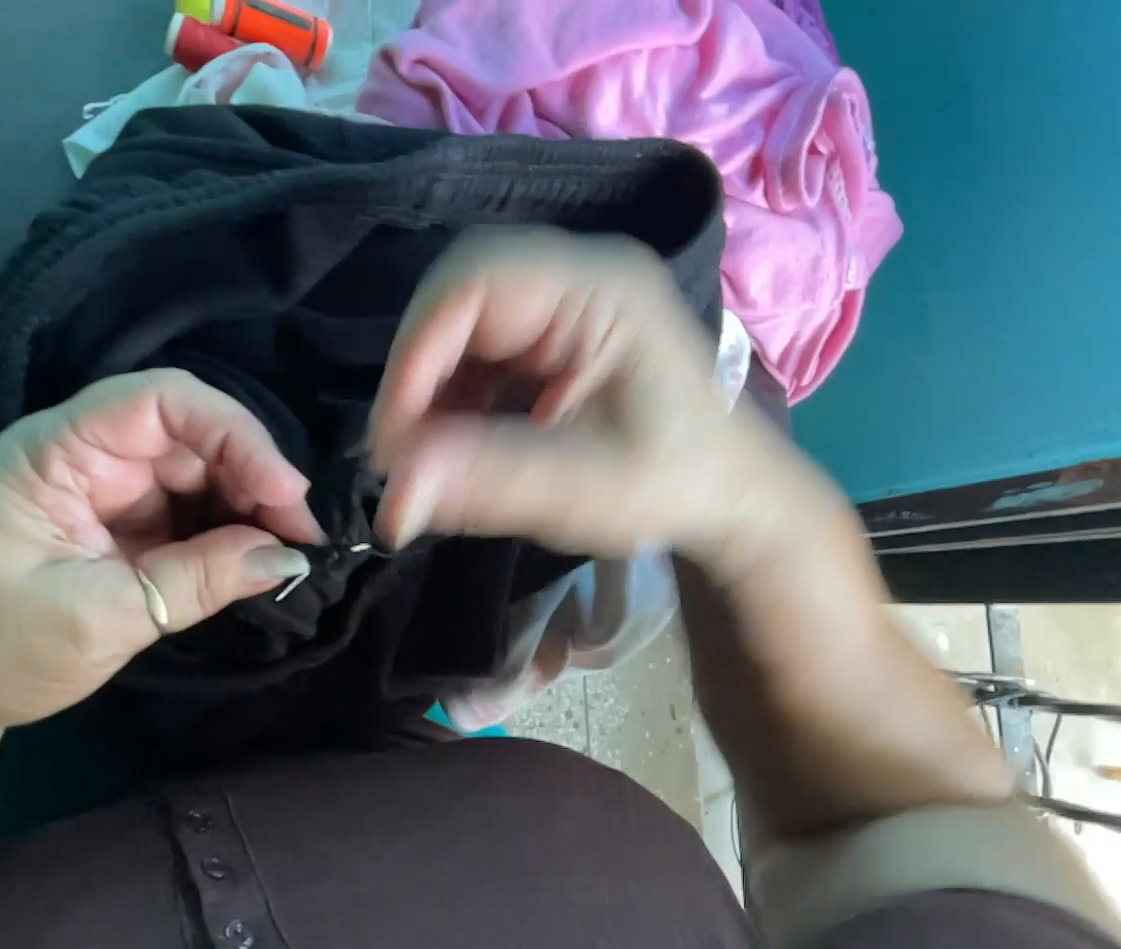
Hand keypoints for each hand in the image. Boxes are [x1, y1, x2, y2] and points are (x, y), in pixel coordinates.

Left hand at [0, 369, 321, 746]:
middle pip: (192, 436)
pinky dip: (229, 536)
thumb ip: (196, 581)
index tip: (286, 495)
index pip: (161, 401)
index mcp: (58, 451)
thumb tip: (288, 556)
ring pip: (199, 475)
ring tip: (287, 554)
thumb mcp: (96, 619)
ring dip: (249, 509)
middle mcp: (86, 457)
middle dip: (255, 477)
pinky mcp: (121, 530)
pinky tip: (256, 561)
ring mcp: (106, 493)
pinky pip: (190, 516)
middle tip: (301, 539)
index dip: (235, 434)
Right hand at [367, 227, 854, 572]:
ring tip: (424, 457)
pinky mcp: (554, 337)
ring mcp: (566, 306)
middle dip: (418, 373)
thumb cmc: (676, 487)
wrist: (730, 497)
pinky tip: (454, 446)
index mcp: (602, 290)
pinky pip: (478, 351)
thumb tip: (391, 496)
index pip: (476, 280)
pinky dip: (452, 399)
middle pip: (459, 295)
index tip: (394, 434)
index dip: (417, 350)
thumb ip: (488, 485)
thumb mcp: (584, 491)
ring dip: (430, 390)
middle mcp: (579, 279)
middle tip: (400, 451)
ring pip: (460, 325)